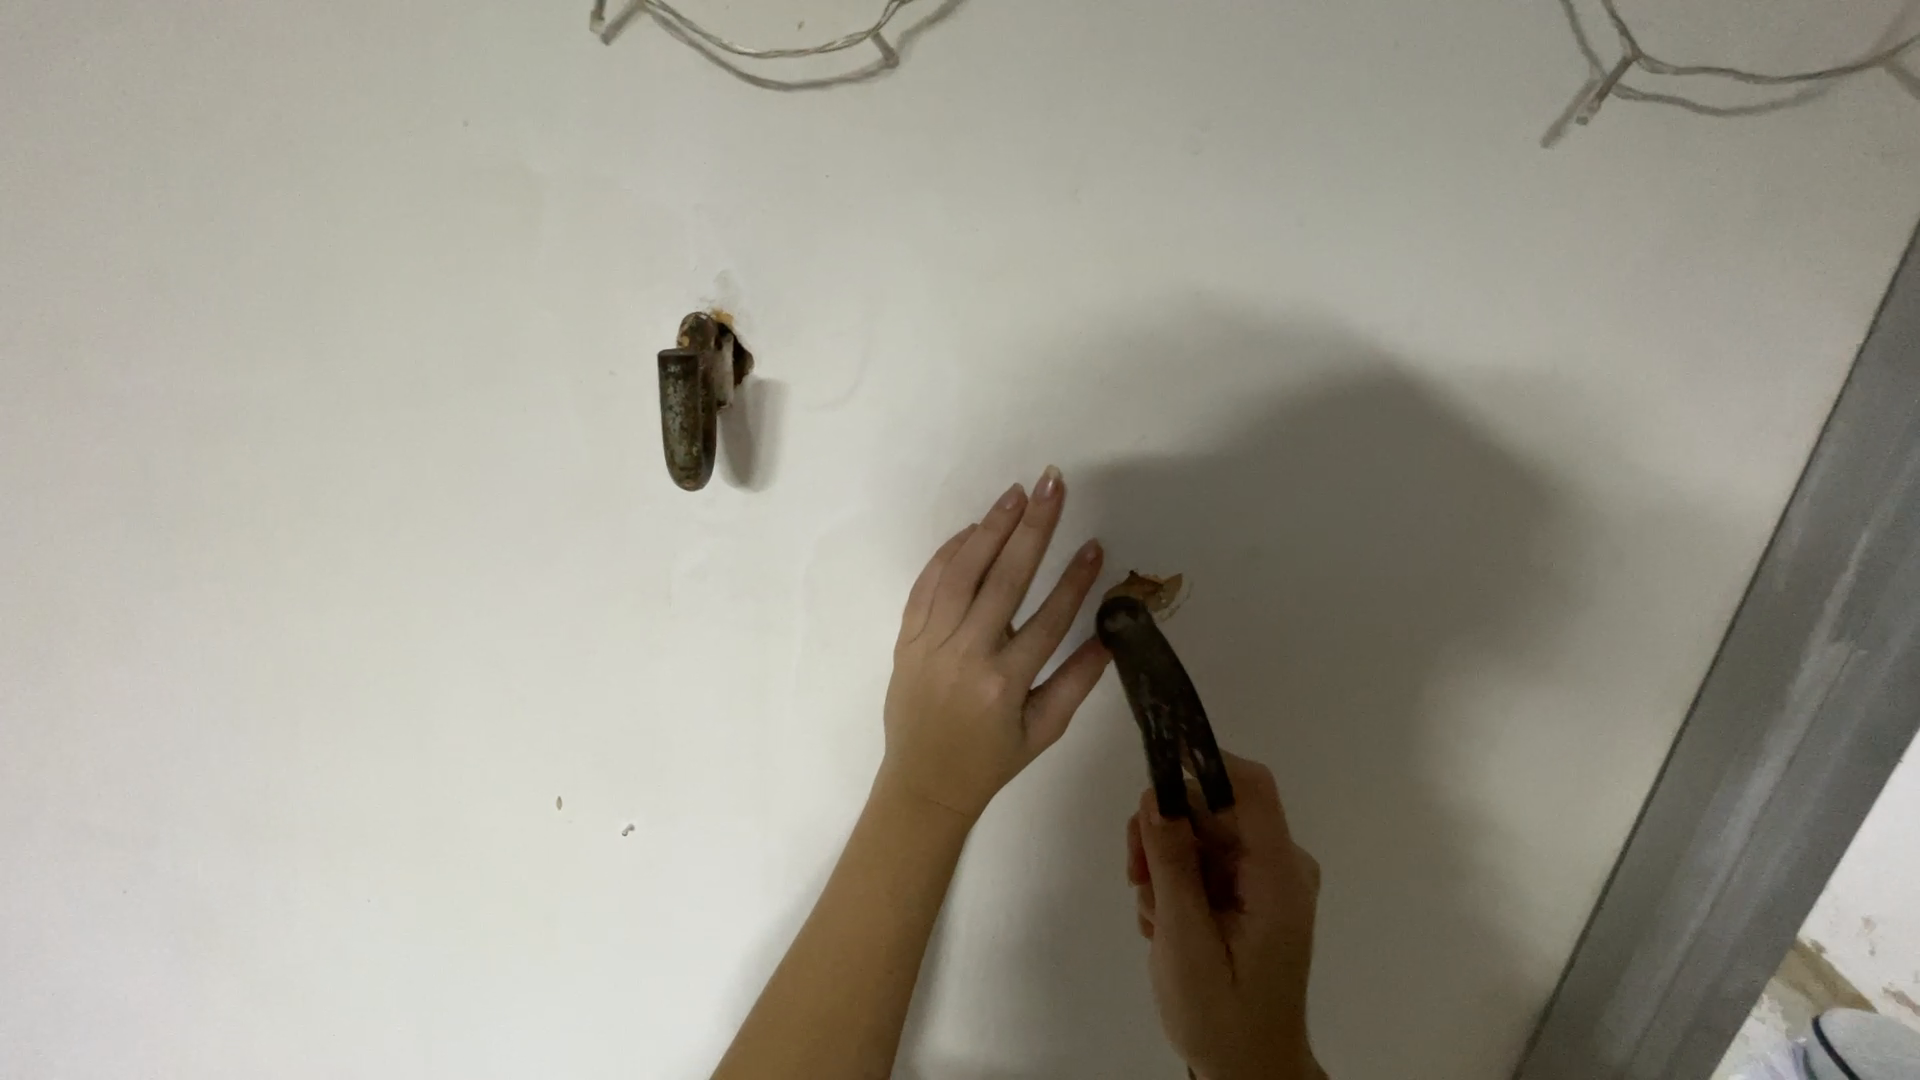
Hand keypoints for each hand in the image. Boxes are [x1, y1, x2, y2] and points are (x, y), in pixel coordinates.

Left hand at [877, 468, 1110, 821]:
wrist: (923, 783)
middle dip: (1033, 529)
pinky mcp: (906, 639)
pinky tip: (972, 530)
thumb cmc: (991, 760)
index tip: (1094, 544)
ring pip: (961, 574)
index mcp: (1005, 684)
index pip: (1048, 620)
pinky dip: (947, 554)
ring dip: (989, 530)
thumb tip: (1111, 635)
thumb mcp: (1043, 731)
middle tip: (1052, 486)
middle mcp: (966, 657)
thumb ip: (1077, 682)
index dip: (1075, 581)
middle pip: (1004, 582)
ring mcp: (930, 644)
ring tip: (1015, 495)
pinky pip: (925, 587)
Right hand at [1127, 753, 1325, 1079]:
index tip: (1153, 767)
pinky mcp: (1249, 890)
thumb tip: (1154, 795)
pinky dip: (1175, 879)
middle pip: (1212, 807)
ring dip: (1164, 862)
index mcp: (1278, 874)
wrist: (1248, 1071)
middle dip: (1164, 832)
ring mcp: (1264, 877)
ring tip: (1152, 913)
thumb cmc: (1221, 1014)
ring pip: (1198, 830)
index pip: (1250, 786)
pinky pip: (1202, 857)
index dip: (1203, 761)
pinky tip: (1165, 920)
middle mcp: (1278, 864)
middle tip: (1134, 877)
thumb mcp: (1184, 939)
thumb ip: (1170, 864)